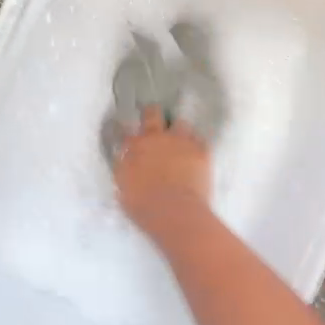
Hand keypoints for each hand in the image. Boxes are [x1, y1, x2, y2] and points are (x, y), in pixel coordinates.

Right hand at [114, 107, 212, 240]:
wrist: (175, 212)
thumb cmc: (143, 204)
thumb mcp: (123, 186)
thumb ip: (124, 167)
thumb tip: (125, 158)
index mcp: (135, 147)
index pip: (127, 128)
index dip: (128, 128)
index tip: (130, 131)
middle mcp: (156, 137)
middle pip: (153, 113)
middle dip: (152, 113)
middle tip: (153, 116)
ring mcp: (181, 141)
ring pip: (180, 124)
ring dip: (178, 131)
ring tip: (180, 141)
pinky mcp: (201, 150)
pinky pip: (200, 140)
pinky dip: (196, 145)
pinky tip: (196, 154)